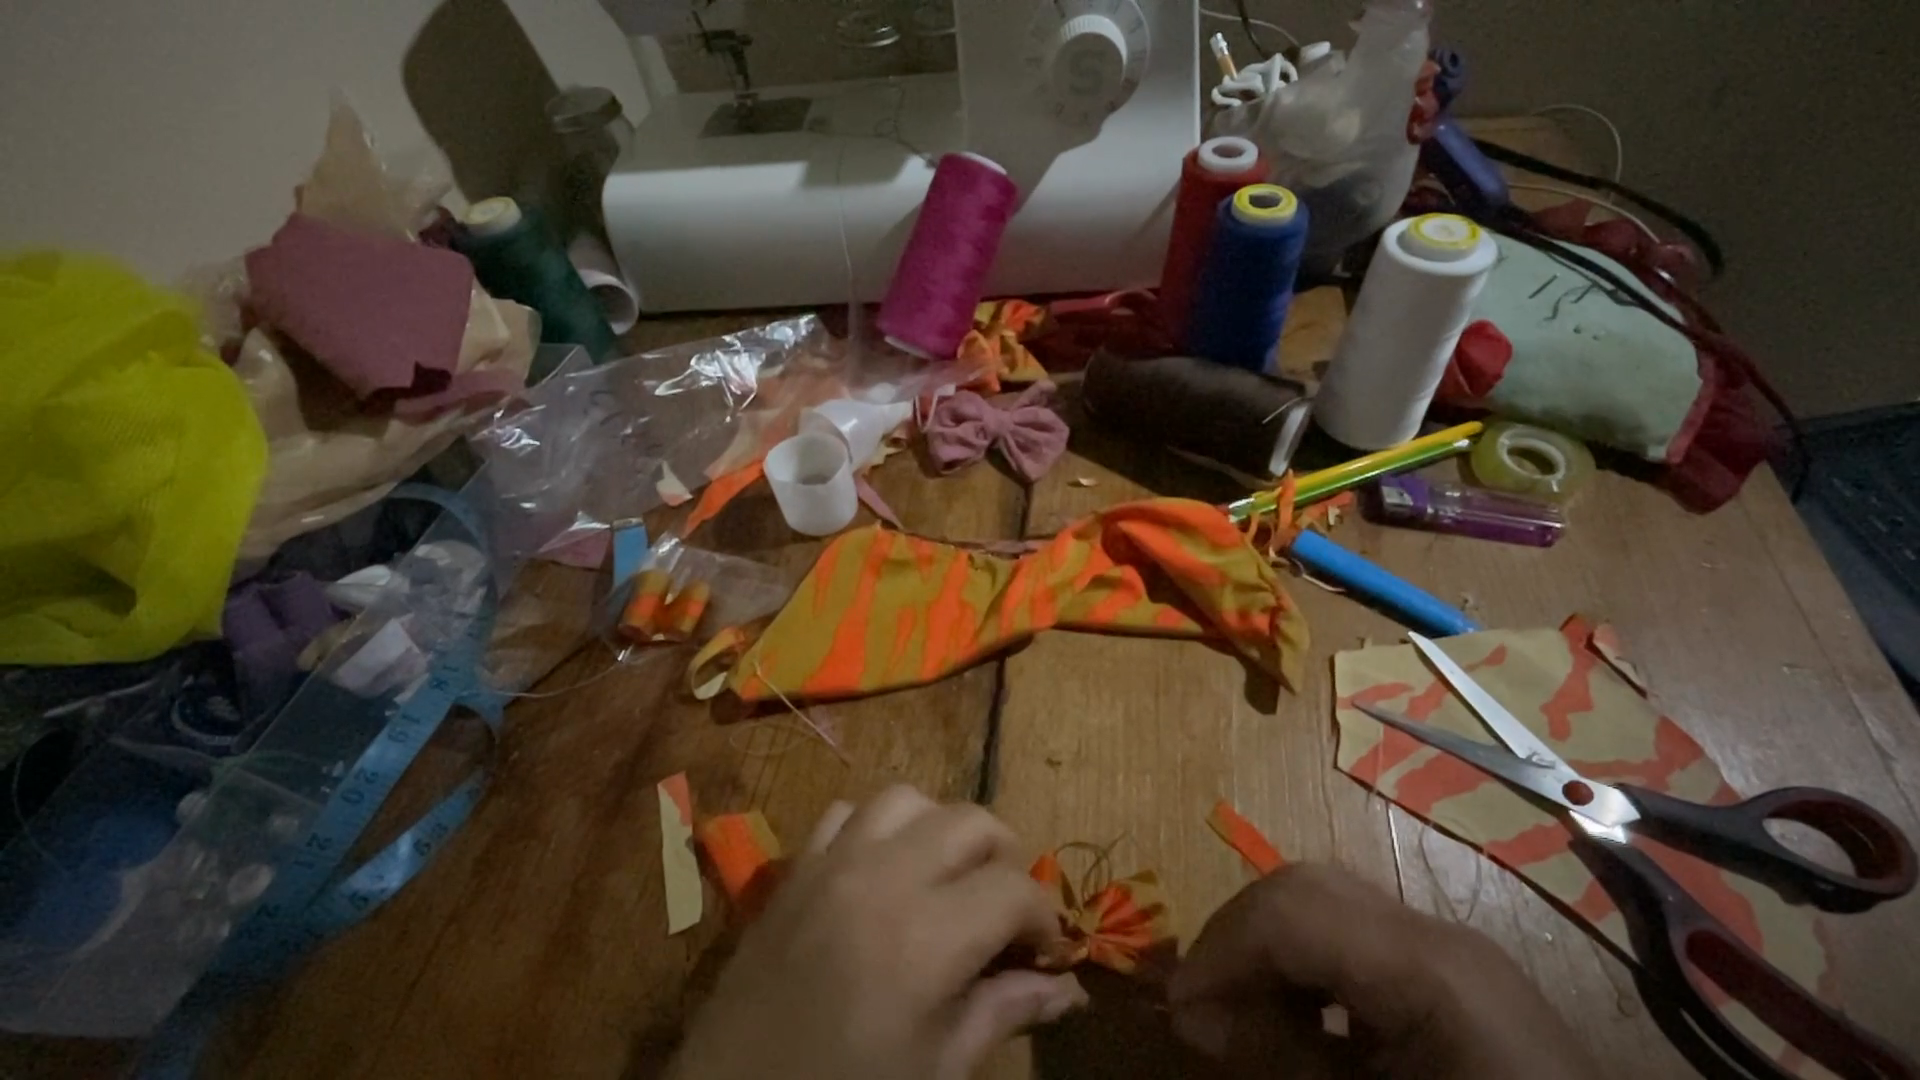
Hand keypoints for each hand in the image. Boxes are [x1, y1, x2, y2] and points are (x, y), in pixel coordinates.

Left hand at [671, 786, 1084, 1079]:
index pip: (1014, 890)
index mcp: (924, 938)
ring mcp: (830, 865)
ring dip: (940, 829)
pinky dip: (877, 828)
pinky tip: (882, 873)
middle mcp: (881, 878)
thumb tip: (1067, 990)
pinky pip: (844, 814)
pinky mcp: (793, 870)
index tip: (1047, 953)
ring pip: (906, 800)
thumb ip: (1002, 1014)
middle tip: (1003, 914)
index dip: (1045, 919)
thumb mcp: (934, 1070)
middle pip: (969, 821)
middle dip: (1004, 859)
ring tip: (946, 879)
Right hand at [1170, 863, 1598, 1079]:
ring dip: (1265, 951)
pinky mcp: (1449, 975)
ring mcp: (1447, 949)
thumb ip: (1282, 1057)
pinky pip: (1354, 943)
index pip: (1292, 913)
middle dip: (1234, 939)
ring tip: (1239, 1016)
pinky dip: (1306, 971)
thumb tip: (1192, 1013)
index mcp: (1431, 968)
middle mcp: (1437, 936)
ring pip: (1322, 904)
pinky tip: (1299, 1026)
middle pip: (1302, 888)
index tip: (1176, 1010)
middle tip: (1198, 1006)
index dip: (1218, 951)